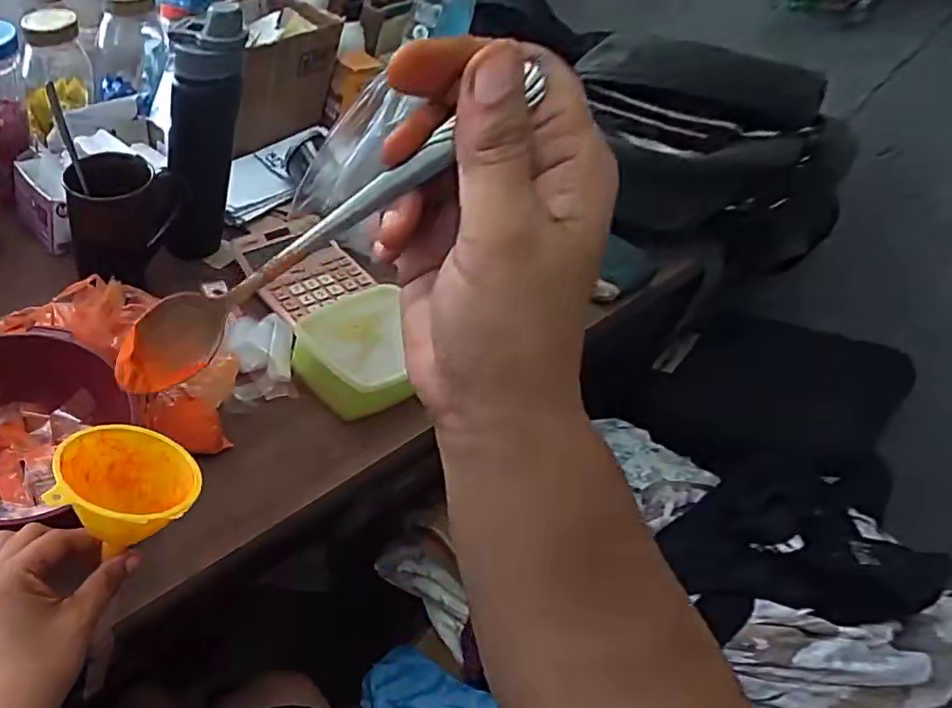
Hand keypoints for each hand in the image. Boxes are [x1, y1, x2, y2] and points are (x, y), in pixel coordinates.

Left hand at [0, 525, 134, 707]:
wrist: (13, 707)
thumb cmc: (46, 666)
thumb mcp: (79, 621)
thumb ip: (105, 583)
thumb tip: (132, 556)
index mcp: (10, 573)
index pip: (52, 540)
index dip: (85, 539)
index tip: (112, 544)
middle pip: (29, 535)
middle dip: (64, 539)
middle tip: (95, 553)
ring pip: (10, 544)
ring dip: (39, 545)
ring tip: (69, 559)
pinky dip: (17, 557)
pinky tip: (37, 571)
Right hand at [371, 39, 616, 432]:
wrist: (480, 400)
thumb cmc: (506, 326)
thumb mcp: (501, 233)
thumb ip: (492, 151)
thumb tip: (486, 65)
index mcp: (562, 164)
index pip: (522, 81)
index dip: (469, 64)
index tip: (408, 71)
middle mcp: (521, 180)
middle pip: (469, 117)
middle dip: (424, 131)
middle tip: (389, 154)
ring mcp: (474, 216)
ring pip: (429, 166)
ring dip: (401, 188)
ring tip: (395, 227)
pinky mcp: (436, 248)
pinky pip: (407, 212)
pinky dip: (392, 224)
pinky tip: (390, 251)